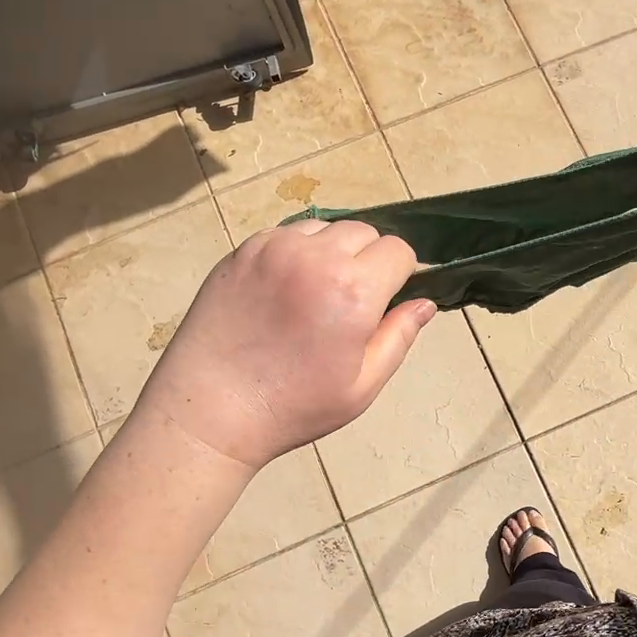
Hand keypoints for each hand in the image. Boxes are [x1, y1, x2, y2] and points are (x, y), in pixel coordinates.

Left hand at [134, 219, 435, 468]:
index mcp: (352, 290)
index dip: (402, 274)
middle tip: (354, 303)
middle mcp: (315, 256)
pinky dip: (300, 252)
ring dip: (335, 251)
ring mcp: (274, 248)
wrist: (211, 408)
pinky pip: (288, 235)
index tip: (390, 300)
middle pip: (365, 232)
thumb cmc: (294, 407)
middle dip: (371, 260)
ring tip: (319, 294)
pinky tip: (288, 290)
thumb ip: (399, 337)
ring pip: (326, 228)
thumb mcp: (362, 385)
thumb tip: (425, 303)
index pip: (398, 252)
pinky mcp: (243, 250)